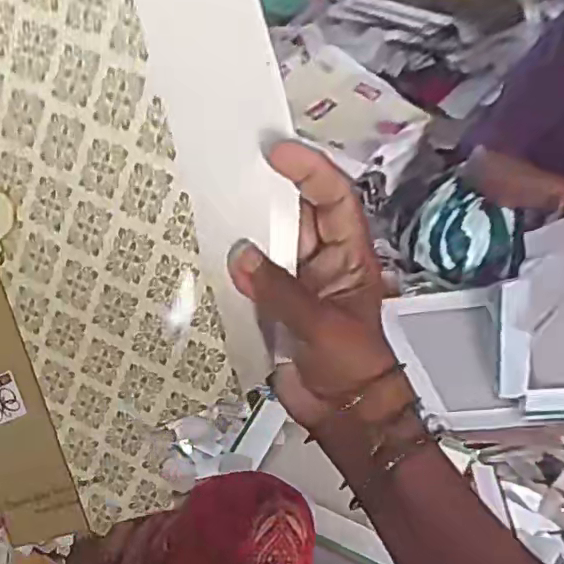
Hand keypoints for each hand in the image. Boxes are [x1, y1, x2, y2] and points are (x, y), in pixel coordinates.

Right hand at [227, 141, 402, 430]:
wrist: (342, 411)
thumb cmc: (351, 364)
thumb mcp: (320, 321)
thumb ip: (279, 289)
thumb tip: (240, 255)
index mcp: (348, 257)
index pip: (333, 199)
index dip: (309, 171)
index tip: (278, 152)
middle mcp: (321, 266)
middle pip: (296, 219)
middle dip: (270, 198)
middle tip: (234, 175)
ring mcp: (296, 289)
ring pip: (270, 252)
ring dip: (248, 237)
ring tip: (216, 213)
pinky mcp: (274, 314)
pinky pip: (253, 286)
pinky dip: (235, 276)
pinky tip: (213, 261)